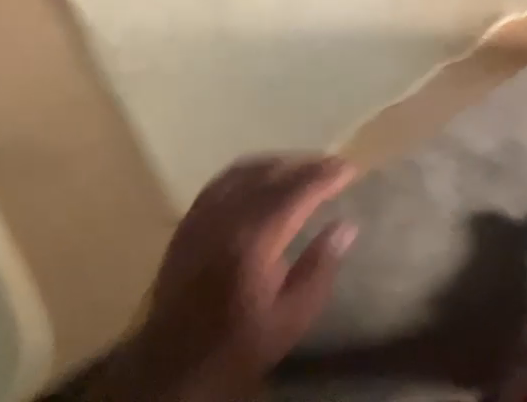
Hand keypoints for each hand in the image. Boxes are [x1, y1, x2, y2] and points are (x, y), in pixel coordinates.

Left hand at [111, 155, 357, 401]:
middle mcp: (227, 215)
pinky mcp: (189, 219)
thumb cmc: (241, 343)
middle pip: (272, 173)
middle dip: (306, 165)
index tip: (350, 169)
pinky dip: (247, 171)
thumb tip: (345, 226)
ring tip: (302, 169)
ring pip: (245, 170)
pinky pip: (221, 180)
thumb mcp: (292, 317)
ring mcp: (203, 213)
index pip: (297, 191)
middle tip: (332, 167)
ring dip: (278, 164)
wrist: (177, 361)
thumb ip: (319, 267)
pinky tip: (259, 178)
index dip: (326, 176)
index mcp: (256, 239)